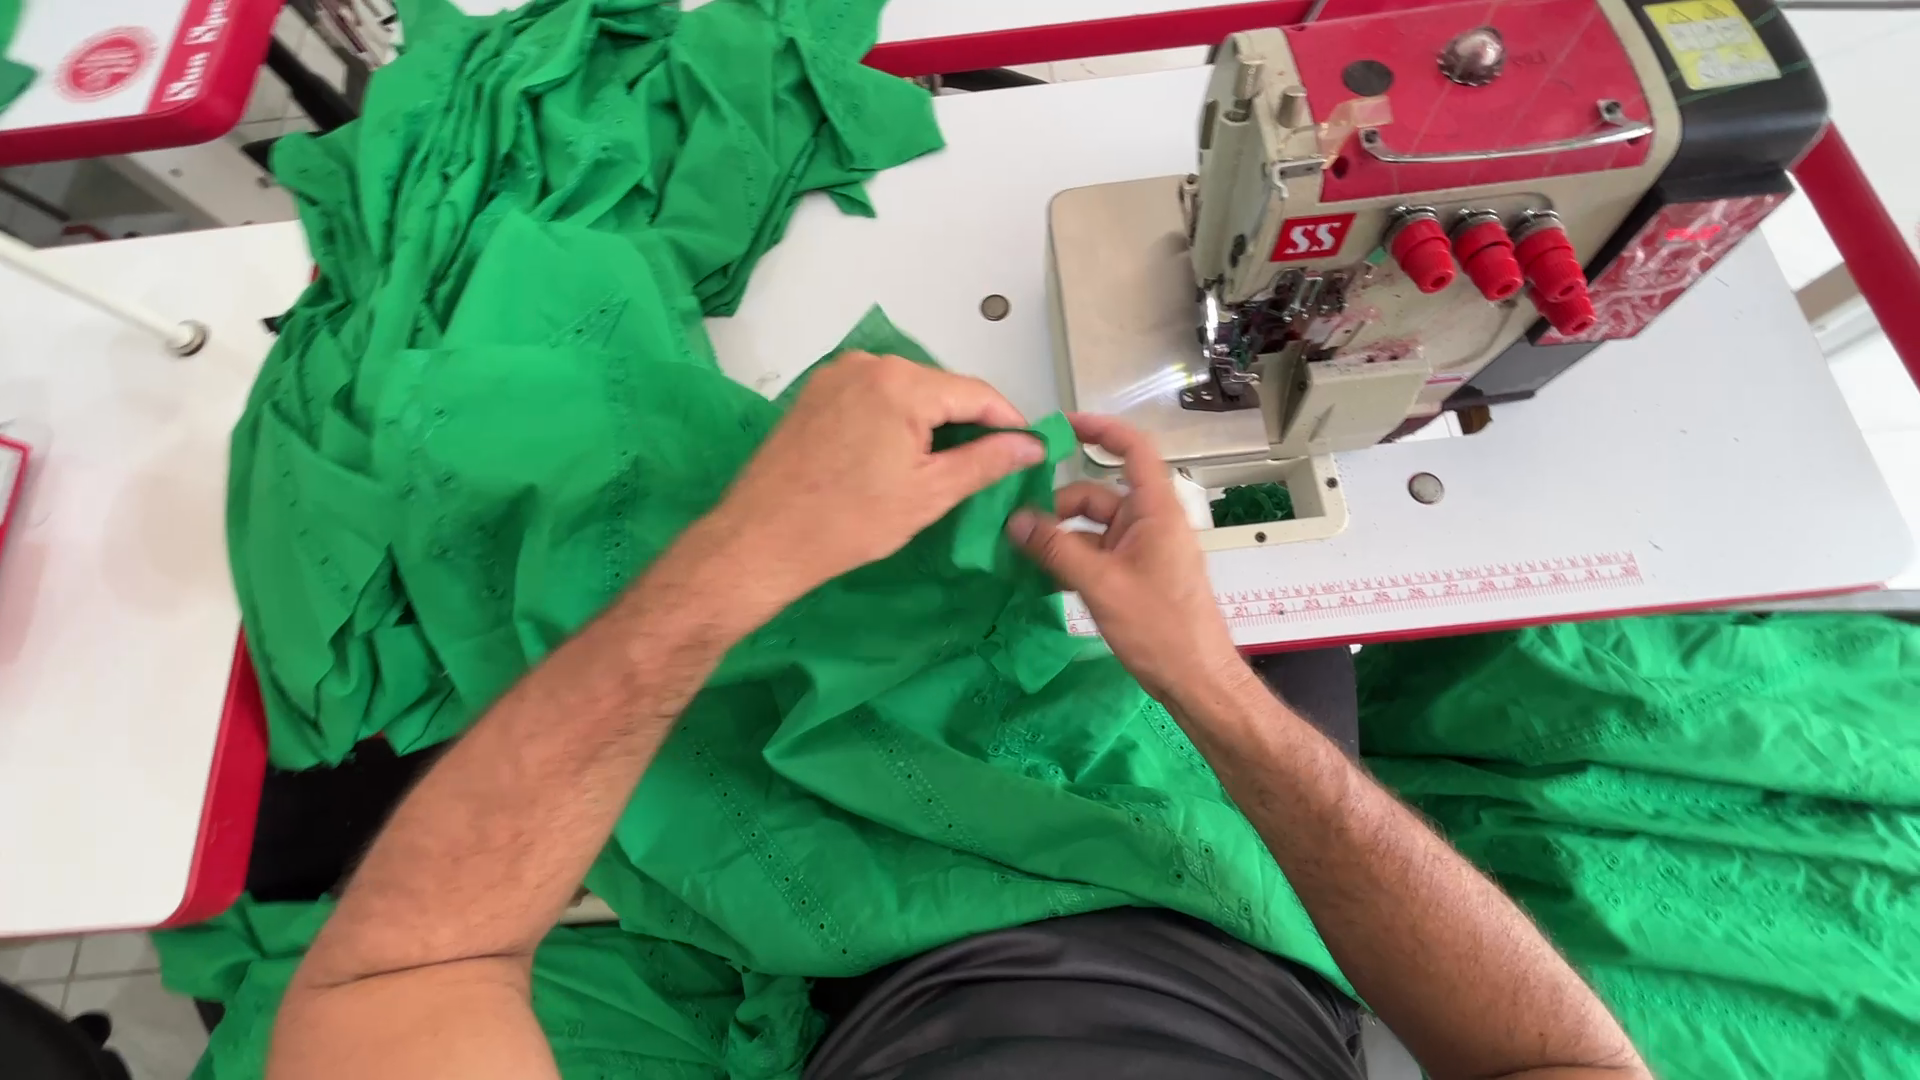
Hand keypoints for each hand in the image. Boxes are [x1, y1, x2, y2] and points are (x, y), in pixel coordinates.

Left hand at [711, 351, 1044, 607]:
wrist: (762, 539)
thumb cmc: (848, 522)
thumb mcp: (930, 494)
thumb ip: (987, 462)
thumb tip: (1031, 445)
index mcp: (902, 383)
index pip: (977, 393)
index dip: (1009, 422)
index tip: (1029, 448)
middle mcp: (868, 364)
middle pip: (941, 388)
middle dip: (969, 423)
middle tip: (989, 465)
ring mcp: (836, 375)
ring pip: (907, 392)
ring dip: (932, 422)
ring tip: (945, 466)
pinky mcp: (815, 393)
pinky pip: (874, 397)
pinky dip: (896, 420)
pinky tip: (899, 455)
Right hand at [1006, 413, 1243, 703]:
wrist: (1195, 680)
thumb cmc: (1159, 628)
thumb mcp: (1101, 584)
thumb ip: (1055, 549)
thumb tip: (1013, 520)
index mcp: (1155, 511)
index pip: (1132, 450)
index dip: (1100, 430)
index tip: (1061, 426)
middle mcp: (1149, 522)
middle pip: (1097, 495)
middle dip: (1056, 506)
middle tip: (1014, 523)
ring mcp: (1141, 550)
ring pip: (1091, 529)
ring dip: (1058, 538)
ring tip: (1018, 554)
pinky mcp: (1134, 575)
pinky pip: (1095, 555)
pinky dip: (1069, 560)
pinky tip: (1039, 577)